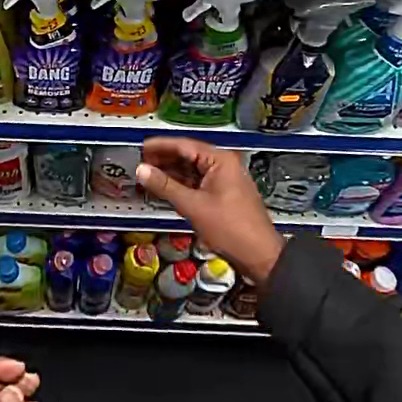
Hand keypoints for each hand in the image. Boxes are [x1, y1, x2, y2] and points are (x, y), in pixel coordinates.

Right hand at [137, 137, 283, 284]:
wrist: (259, 256)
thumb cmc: (231, 229)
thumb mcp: (193, 206)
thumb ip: (165, 186)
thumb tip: (143, 170)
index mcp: (220, 160)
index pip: (185, 145)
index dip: (161, 146)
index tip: (143, 147)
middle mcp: (223, 165)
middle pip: (188, 156)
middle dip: (164, 160)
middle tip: (142, 162)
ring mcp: (224, 180)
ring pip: (191, 171)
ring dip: (171, 174)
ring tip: (149, 175)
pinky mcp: (222, 195)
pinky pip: (197, 184)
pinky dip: (181, 186)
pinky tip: (165, 189)